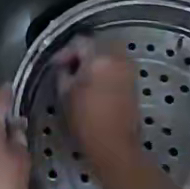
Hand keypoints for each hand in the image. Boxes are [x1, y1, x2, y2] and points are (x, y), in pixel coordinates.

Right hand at [54, 39, 145, 176]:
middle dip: (81, 54)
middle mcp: (117, 58)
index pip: (80, 42)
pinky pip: (116, 66)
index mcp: (99, 58)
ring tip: (80, 77)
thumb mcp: (64, 93)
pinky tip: (94, 84)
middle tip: (68, 68)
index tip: (56, 65)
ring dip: (94, 62)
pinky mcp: (133, 82)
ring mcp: (128, 70)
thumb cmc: (86, 120)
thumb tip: (65, 65)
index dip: (65, 51)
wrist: (115, 146)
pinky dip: (104, 70)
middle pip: (96, 45)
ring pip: (107, 55)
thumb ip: (63, 72)